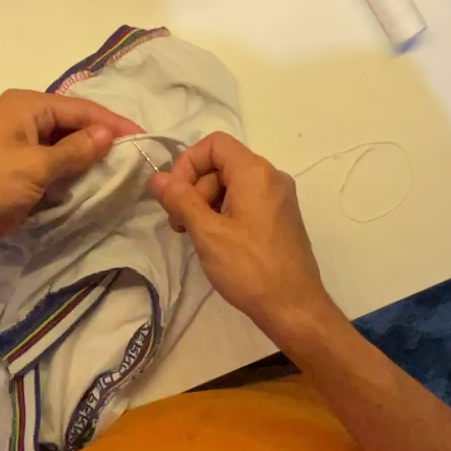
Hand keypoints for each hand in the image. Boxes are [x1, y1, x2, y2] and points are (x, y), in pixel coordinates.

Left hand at [0, 90, 142, 257]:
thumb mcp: (35, 165)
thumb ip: (75, 150)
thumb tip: (108, 135)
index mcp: (25, 106)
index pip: (79, 109)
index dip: (111, 123)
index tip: (142, 137)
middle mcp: (20, 121)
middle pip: (71, 125)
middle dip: (100, 140)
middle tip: (133, 156)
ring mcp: (15, 149)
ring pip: (61, 149)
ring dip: (85, 160)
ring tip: (117, 171)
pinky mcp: (13, 175)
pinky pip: (50, 170)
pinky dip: (68, 176)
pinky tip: (88, 186)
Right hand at [148, 132, 336, 340]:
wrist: (293, 307)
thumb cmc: (250, 269)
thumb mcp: (208, 233)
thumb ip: (181, 200)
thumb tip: (157, 178)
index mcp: (256, 173)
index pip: (215, 144)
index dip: (187, 163)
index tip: (174, 195)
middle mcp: (271, 177)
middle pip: (221, 165)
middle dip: (194, 188)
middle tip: (180, 225)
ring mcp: (279, 199)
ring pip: (232, 185)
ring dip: (206, 204)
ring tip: (196, 236)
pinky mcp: (280, 218)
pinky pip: (245, 202)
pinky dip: (224, 214)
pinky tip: (216, 242)